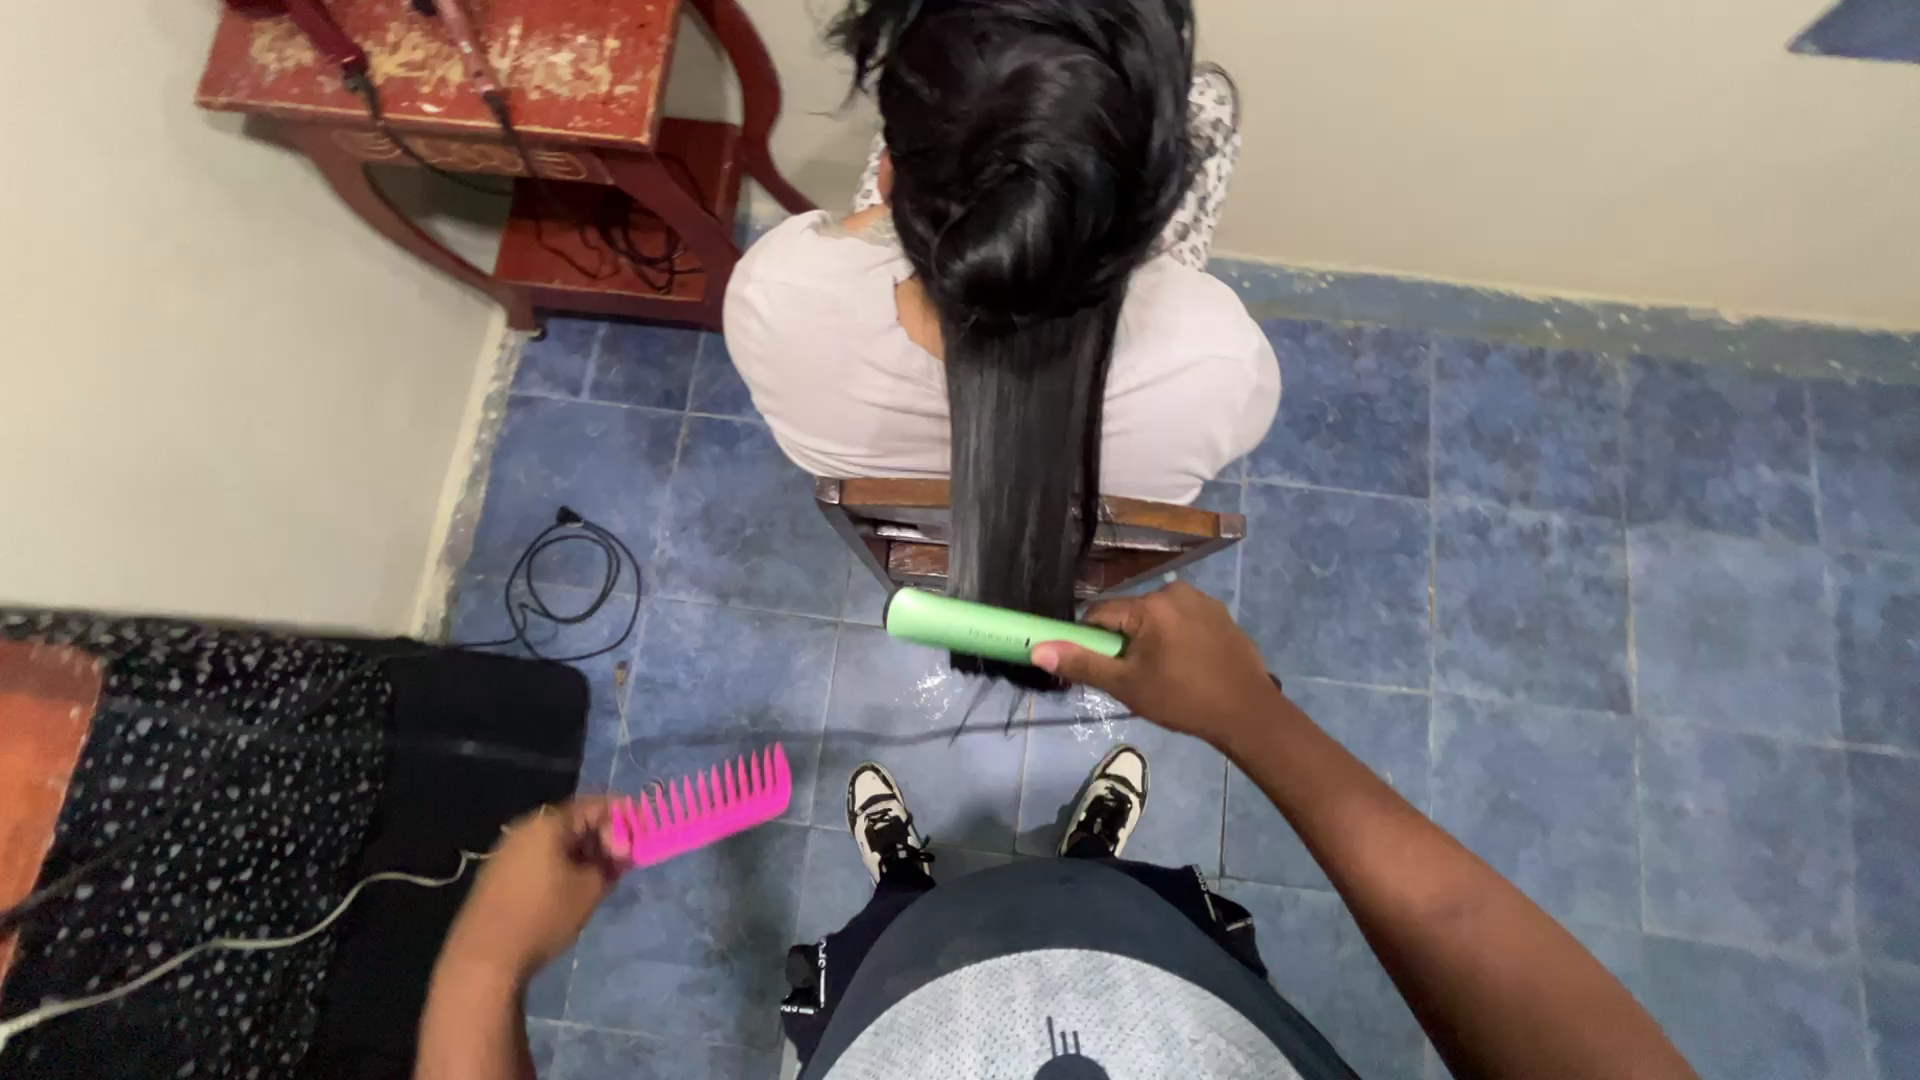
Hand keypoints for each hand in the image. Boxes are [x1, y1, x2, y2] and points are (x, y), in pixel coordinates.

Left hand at [441, 798, 618, 986]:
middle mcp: (525, 828)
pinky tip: (573, 887)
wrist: (482, 962)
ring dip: (585, 853)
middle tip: (622, 861)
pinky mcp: (498, 875)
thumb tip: (620, 853)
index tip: (638, 842)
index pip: (597, 805)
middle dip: (605, 837)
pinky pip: (540, 857)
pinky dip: (563, 864)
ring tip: (601, 877)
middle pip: (576, 821)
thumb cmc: (543, 916)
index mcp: (548, 823)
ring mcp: (507, 852)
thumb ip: (613, 863)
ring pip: (558, 841)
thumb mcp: (591, 888)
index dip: (623, 819)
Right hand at [1031, 583, 1285, 750]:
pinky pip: (1182, 620)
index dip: (1090, 641)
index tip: (1098, 667)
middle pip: (1129, 614)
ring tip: (1163, 674)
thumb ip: (1083, 664)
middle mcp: (1175, 591)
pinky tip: (1187, 666)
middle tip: (1134, 677)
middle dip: (1124, 641)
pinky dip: (1176, 638)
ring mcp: (1202, 600)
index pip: (1100, 614)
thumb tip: (1038, 649)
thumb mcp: (1126, 686)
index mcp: (1149, 606)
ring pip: (1156, 617)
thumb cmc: (1183, 701)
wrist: (1250, 713)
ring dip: (1150, 639)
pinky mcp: (1220, 613)